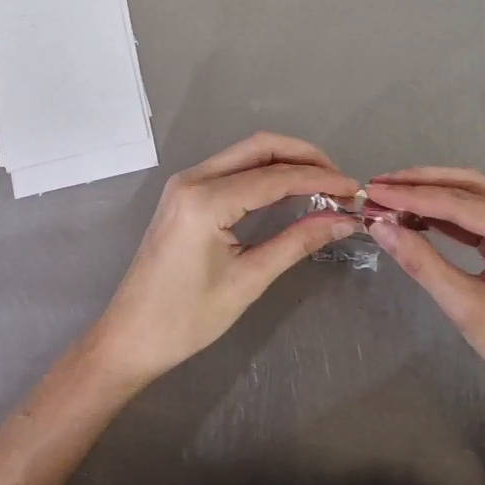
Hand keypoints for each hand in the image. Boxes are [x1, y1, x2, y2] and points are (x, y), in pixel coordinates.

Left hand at [91, 133, 360, 383]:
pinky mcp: (185, 194)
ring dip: (287, 161)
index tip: (355, 190)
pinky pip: (233, 168)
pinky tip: (290, 189)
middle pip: (261, 147)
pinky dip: (266, 172)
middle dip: (306, 157)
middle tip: (341, 181)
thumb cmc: (186, 318)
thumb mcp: (249, 280)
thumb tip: (344, 221)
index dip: (321, 181)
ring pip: (246, 153)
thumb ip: (297, 242)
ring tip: (324, 184)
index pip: (276, 177)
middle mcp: (193, 179)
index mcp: (206, 200)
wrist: (130, 337)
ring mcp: (185, 183)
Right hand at [366, 168, 484, 421]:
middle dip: (421, 184)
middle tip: (378, 187)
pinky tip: (418, 215)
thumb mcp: (465, 307)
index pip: (461, 201)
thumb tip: (379, 227)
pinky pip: (481, 212)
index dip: (413, 194)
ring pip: (474, 193)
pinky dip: (448, 211)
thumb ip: (422, 262)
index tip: (373, 192)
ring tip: (391, 197)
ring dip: (433, 193)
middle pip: (469, 185)